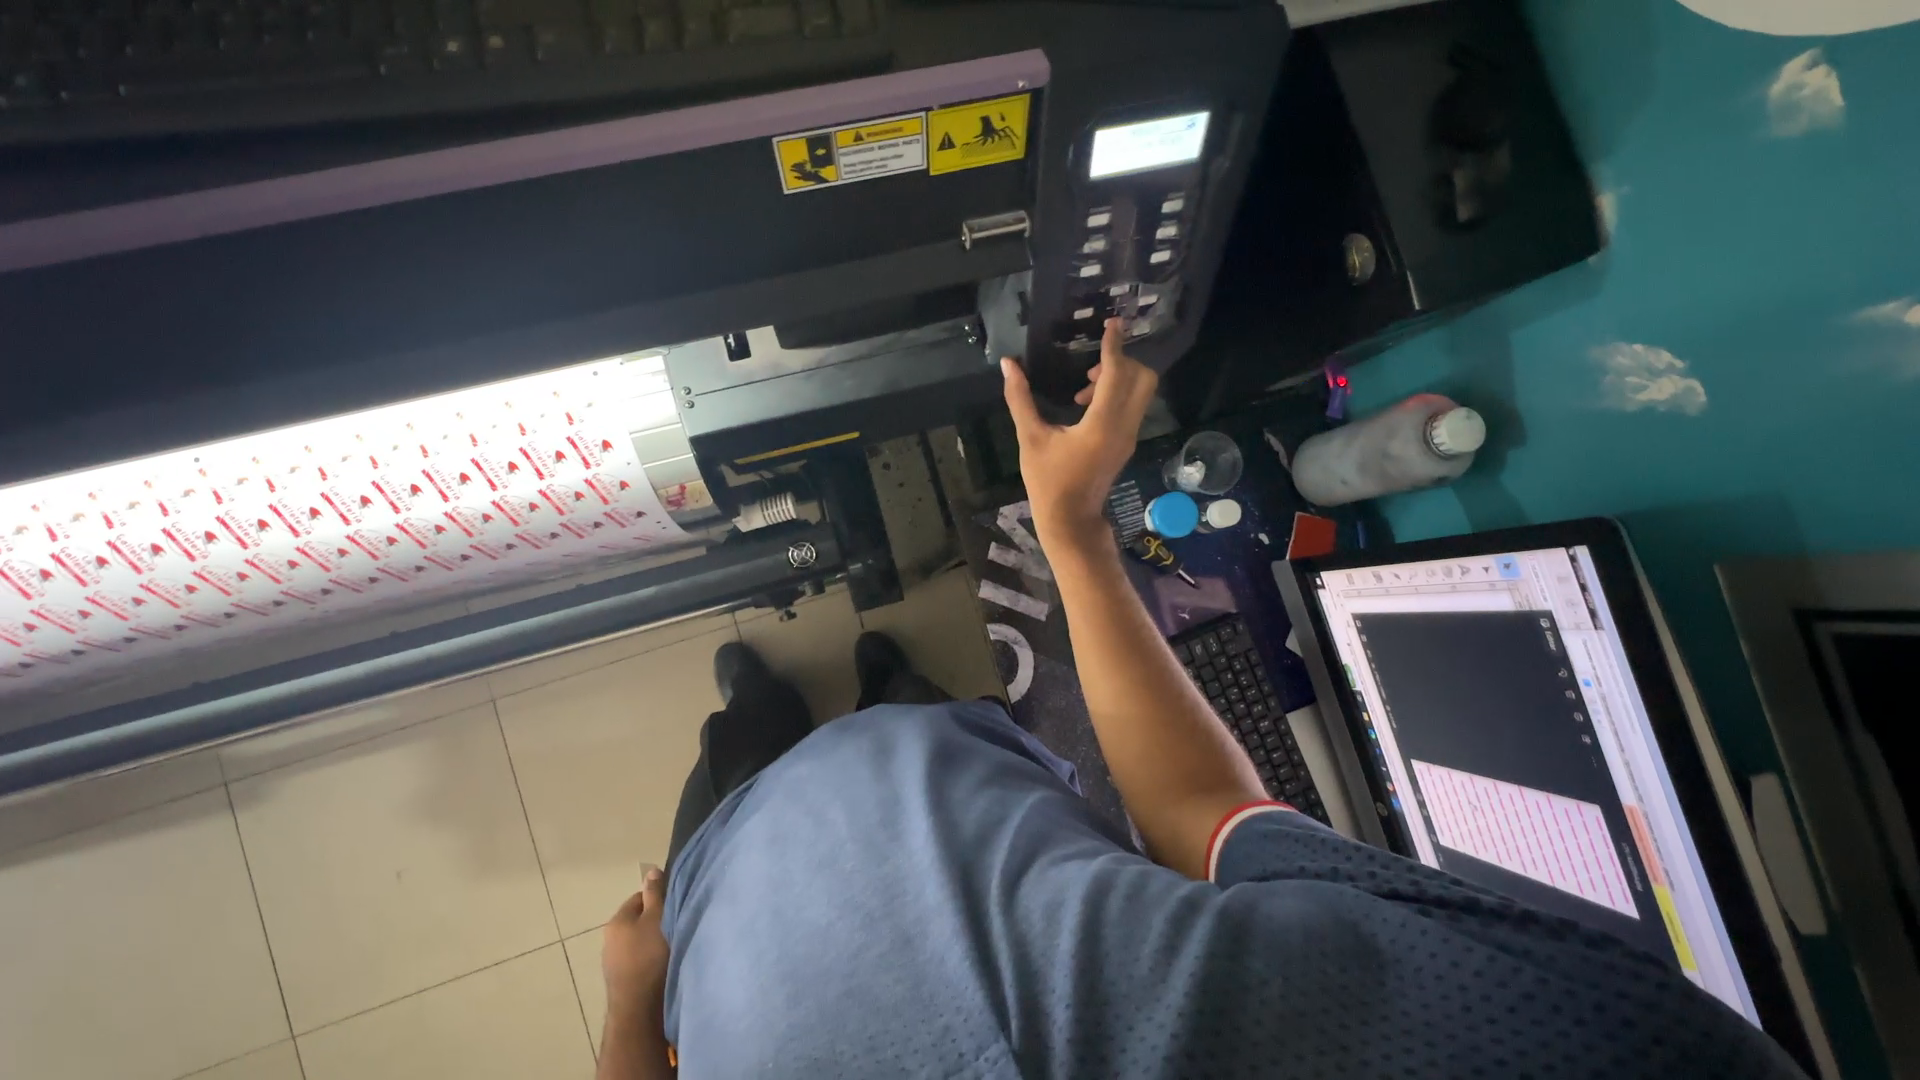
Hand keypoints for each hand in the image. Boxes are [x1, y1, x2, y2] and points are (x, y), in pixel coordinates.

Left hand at [603, 866, 670, 1017]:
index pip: (639, 897)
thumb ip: (655, 894)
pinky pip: (639, 960)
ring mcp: (614, 962)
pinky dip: (651, 959)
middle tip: (677, 924)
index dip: (658, 898)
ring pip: (639, 941)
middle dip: (657, 920)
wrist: (638, 1008)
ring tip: (674, 945)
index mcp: (617, 921)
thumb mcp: (657, 918)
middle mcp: (610, 939)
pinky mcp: (622, 981)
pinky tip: (664, 964)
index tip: (676, 904)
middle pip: (638, 920)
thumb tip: (650, 871)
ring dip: (654, 941)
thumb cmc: (649, 956)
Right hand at [1001, 318, 1157, 549]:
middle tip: (1092, 364)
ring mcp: (1129, 436)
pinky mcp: (1126, 443)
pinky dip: (1117, 394)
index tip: (1112, 323)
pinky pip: (1133, 406)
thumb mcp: (1029, 438)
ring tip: (1083, 389)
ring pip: (1141, 392)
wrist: (1070, 519)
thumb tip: (1008, 365)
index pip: (1116, 372)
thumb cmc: (1048, 481)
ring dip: (1118, 378)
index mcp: (1101, 423)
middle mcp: (1123, 426)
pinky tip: (1086, 406)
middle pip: (1142, 377)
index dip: (1113, 345)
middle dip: (1121, 361)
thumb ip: (1020, 399)